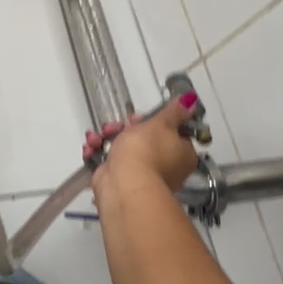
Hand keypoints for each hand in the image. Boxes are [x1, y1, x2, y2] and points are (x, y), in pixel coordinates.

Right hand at [85, 92, 202, 199]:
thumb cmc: (146, 150)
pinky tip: (90, 147)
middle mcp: (166, 166)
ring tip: (96, 137)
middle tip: (114, 126)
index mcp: (182, 153)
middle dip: (122, 129)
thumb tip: (192, 100)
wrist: (124, 183)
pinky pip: (110, 161)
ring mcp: (142, 174)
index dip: (152, 122)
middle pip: (143, 139)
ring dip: (105, 138)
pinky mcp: (122, 180)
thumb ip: (174, 112)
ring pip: (123, 148)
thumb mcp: (161, 124)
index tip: (136, 117)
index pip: (170, 132)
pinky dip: (99, 153)